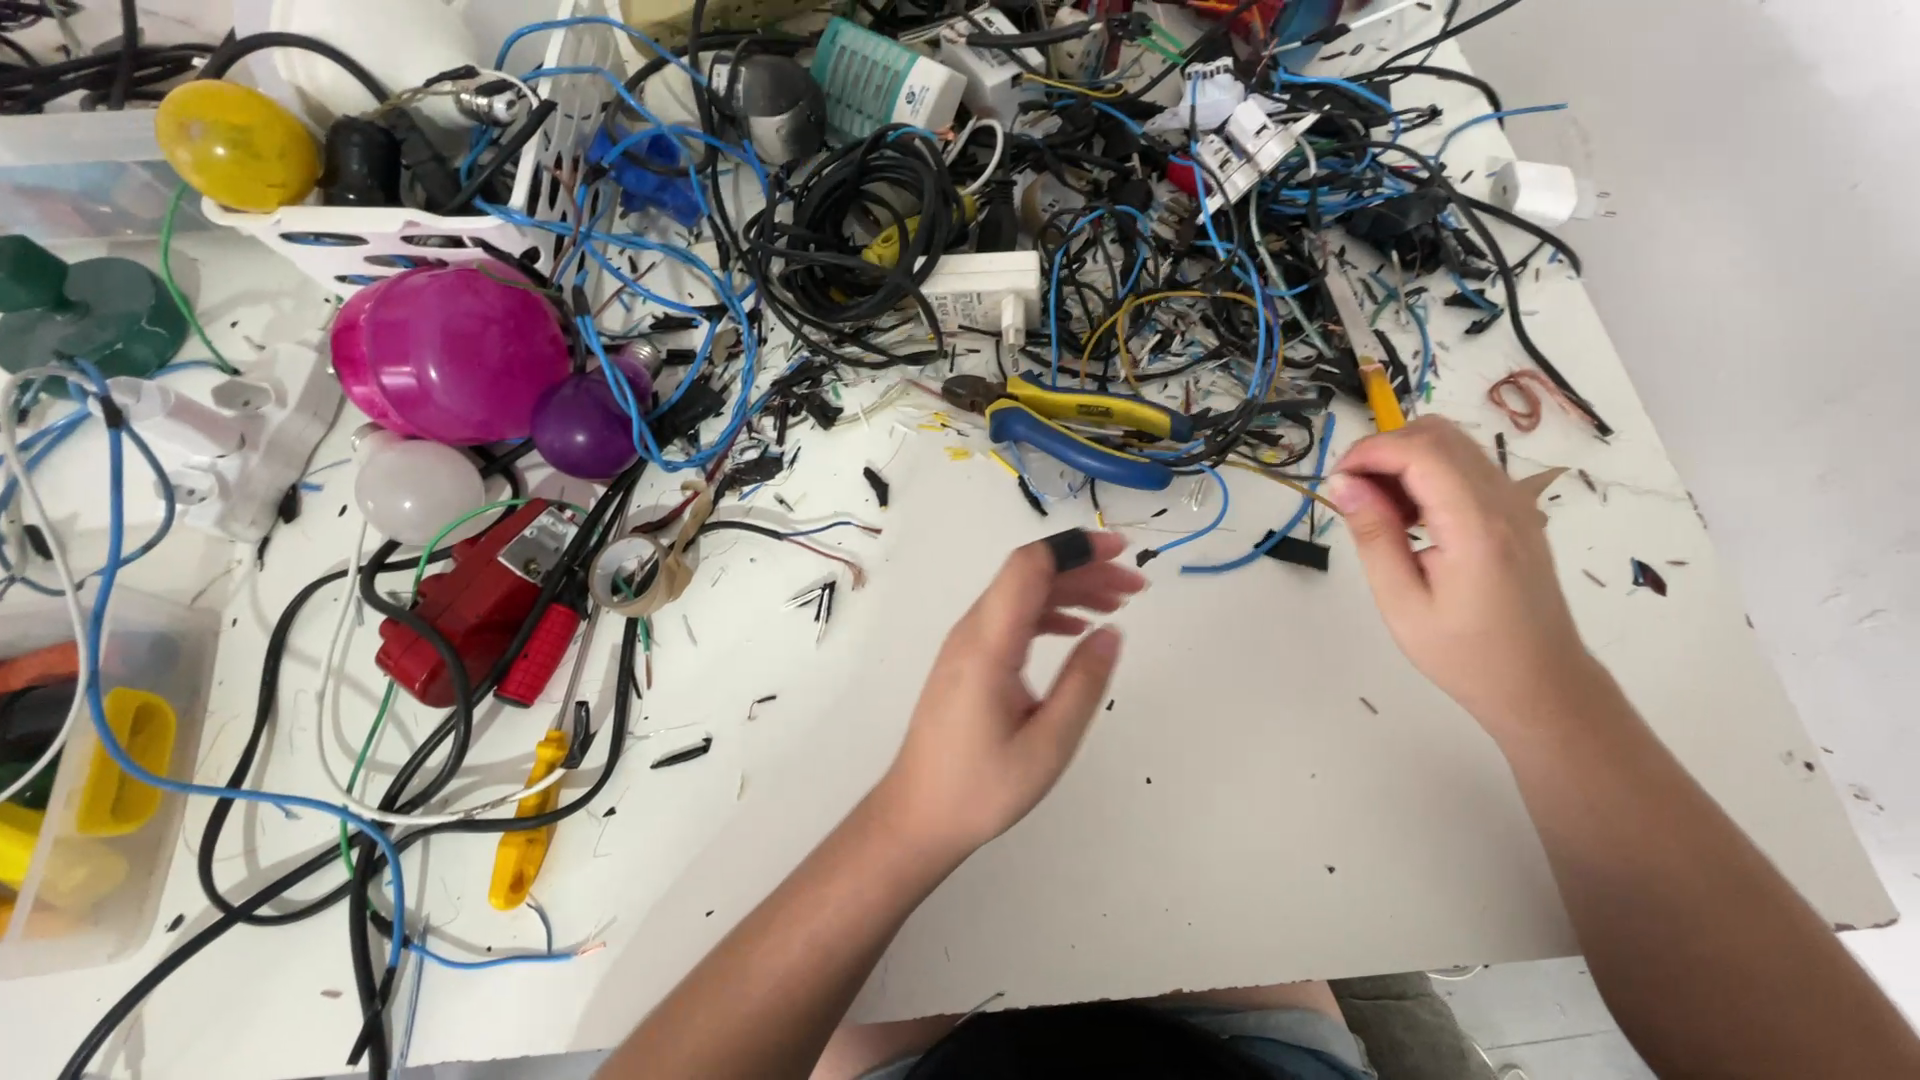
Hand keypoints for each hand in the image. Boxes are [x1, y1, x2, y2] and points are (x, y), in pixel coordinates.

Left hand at [874, 531, 1143, 858]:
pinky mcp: (966, 661)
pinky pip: (1010, 619)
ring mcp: (965, 645)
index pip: (1029, 568)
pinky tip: (1077, 630)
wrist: (919, 814)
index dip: (1076, 548)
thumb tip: (1113, 632)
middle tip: (1136, 587)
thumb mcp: (1048, 744)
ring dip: (1069, 591)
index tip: (1122, 553)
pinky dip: (1048, 613)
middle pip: (1028, 575)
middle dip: (1084, 568)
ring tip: (1118, 605)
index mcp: (989, 645)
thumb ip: (1083, 684)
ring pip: (1020, 595)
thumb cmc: (982, 787)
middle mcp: (972, 632)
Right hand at [1328, 417, 1600, 733]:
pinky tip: (1409, 517)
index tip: (1335, 482)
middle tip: (1352, 495)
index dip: (1369, 452)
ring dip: (1404, 460)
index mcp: (1476, 526)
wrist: (1542, 684)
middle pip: (1438, 434)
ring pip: (1452, 444)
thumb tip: (1343, 482)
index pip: (1420, 451)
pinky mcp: (1516, 511)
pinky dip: (1427, 473)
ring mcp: (1516, 503)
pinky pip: (1466, 466)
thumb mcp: (1402, 603)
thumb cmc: (1465, 655)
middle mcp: (1504, 500)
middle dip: (1383, 450)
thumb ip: (1373, 536)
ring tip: (1378, 510)